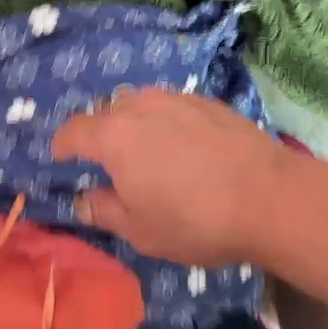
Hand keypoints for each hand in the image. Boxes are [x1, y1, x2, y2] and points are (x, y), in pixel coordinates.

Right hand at [51, 88, 291, 265]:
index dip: (62, 143)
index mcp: (114, 136)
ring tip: (147, 151)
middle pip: (107, 112)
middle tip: (109, 162)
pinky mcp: (205, 100)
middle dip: (100, 133)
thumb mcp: (141, 230)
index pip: (74, 131)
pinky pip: (171, 106)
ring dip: (134, 124)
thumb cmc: (195, 218)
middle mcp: (138, 106)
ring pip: (140, 104)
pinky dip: (166, 122)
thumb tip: (82, 200)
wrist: (269, 195)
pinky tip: (184, 147)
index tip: (59, 157)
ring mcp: (174, 98)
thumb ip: (104, 211)